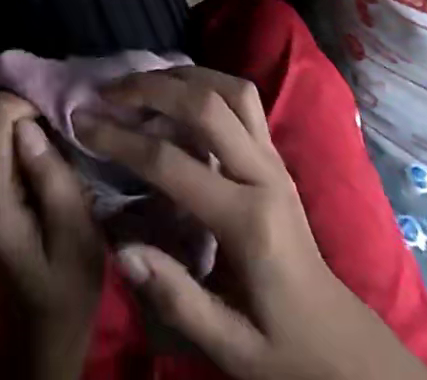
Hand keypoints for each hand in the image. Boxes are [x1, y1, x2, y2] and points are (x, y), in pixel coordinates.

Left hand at [0, 92, 106, 379]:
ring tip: (61, 149)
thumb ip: (50, 175)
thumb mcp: (74, 232)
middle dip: (32, 116)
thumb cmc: (68, 283)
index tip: (61, 120)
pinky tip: (47, 162)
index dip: (29, 105)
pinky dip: (24, 142)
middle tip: (67, 136)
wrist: (46, 323)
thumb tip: (27, 124)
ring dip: (30, 129)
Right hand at [76, 68, 426, 379]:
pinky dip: (203, 82)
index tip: (81, 123)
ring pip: (230, 89)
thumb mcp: (230, 348)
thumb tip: (121, 248)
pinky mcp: (276, 158)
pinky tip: (175, 94)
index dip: (119, 139)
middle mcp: (265, 176)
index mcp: (248, 223)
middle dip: (149, 89)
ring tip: (138, 83)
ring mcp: (275, 161)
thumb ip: (176, 298)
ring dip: (180, 76)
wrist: (345, 347)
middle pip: (206, 104)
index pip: (171, 163)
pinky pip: (242, 100)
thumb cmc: (284, 349)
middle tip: (105, 91)